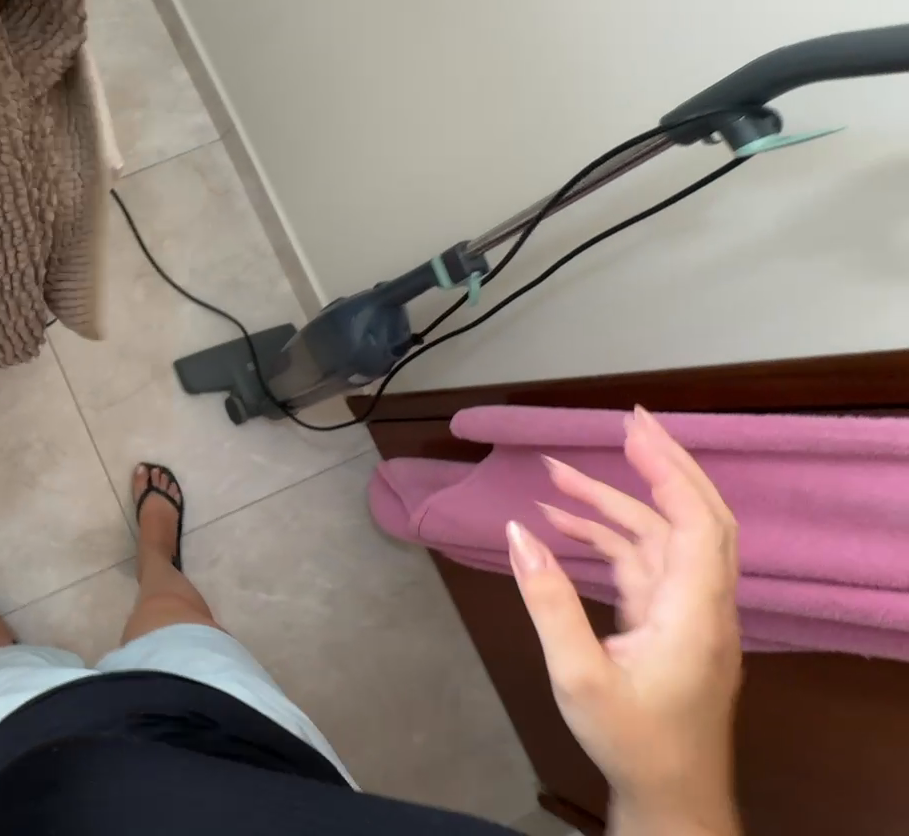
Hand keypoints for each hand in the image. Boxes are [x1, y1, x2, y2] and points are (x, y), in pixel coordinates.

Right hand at [508, 407, 741, 834]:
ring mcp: (686, 613)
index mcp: (693, 614)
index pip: (697, 525)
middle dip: (663, 466)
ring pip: (661, 538)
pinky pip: (640, 561)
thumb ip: (547, 598)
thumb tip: (517, 529)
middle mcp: (700, 604)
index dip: (670, 471)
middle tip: (624, 424)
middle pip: (698, 520)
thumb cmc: (629, 737)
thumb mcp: (577, 672)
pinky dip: (602, 534)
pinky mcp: (666, 621)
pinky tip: (559, 523)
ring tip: (552, 473)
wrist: (670, 793)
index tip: (635, 429)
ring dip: (612, 501)